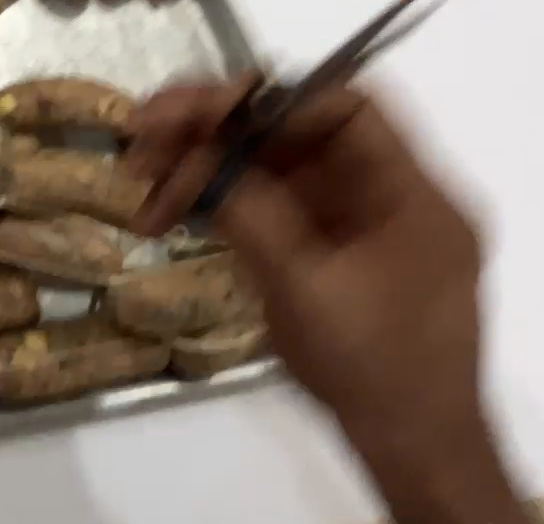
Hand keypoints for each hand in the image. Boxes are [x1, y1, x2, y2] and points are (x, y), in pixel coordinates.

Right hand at [125, 82, 492, 474]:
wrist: (406, 444)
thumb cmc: (374, 368)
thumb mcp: (307, 286)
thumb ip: (252, 210)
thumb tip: (192, 147)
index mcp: (407, 194)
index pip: (345, 109)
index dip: (270, 98)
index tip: (196, 110)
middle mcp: (376, 190)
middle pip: (287, 128)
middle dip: (208, 126)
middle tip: (140, 130)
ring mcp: (342, 213)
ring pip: (258, 159)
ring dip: (192, 163)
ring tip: (136, 176)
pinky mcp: (310, 235)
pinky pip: (251, 195)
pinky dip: (204, 197)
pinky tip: (161, 213)